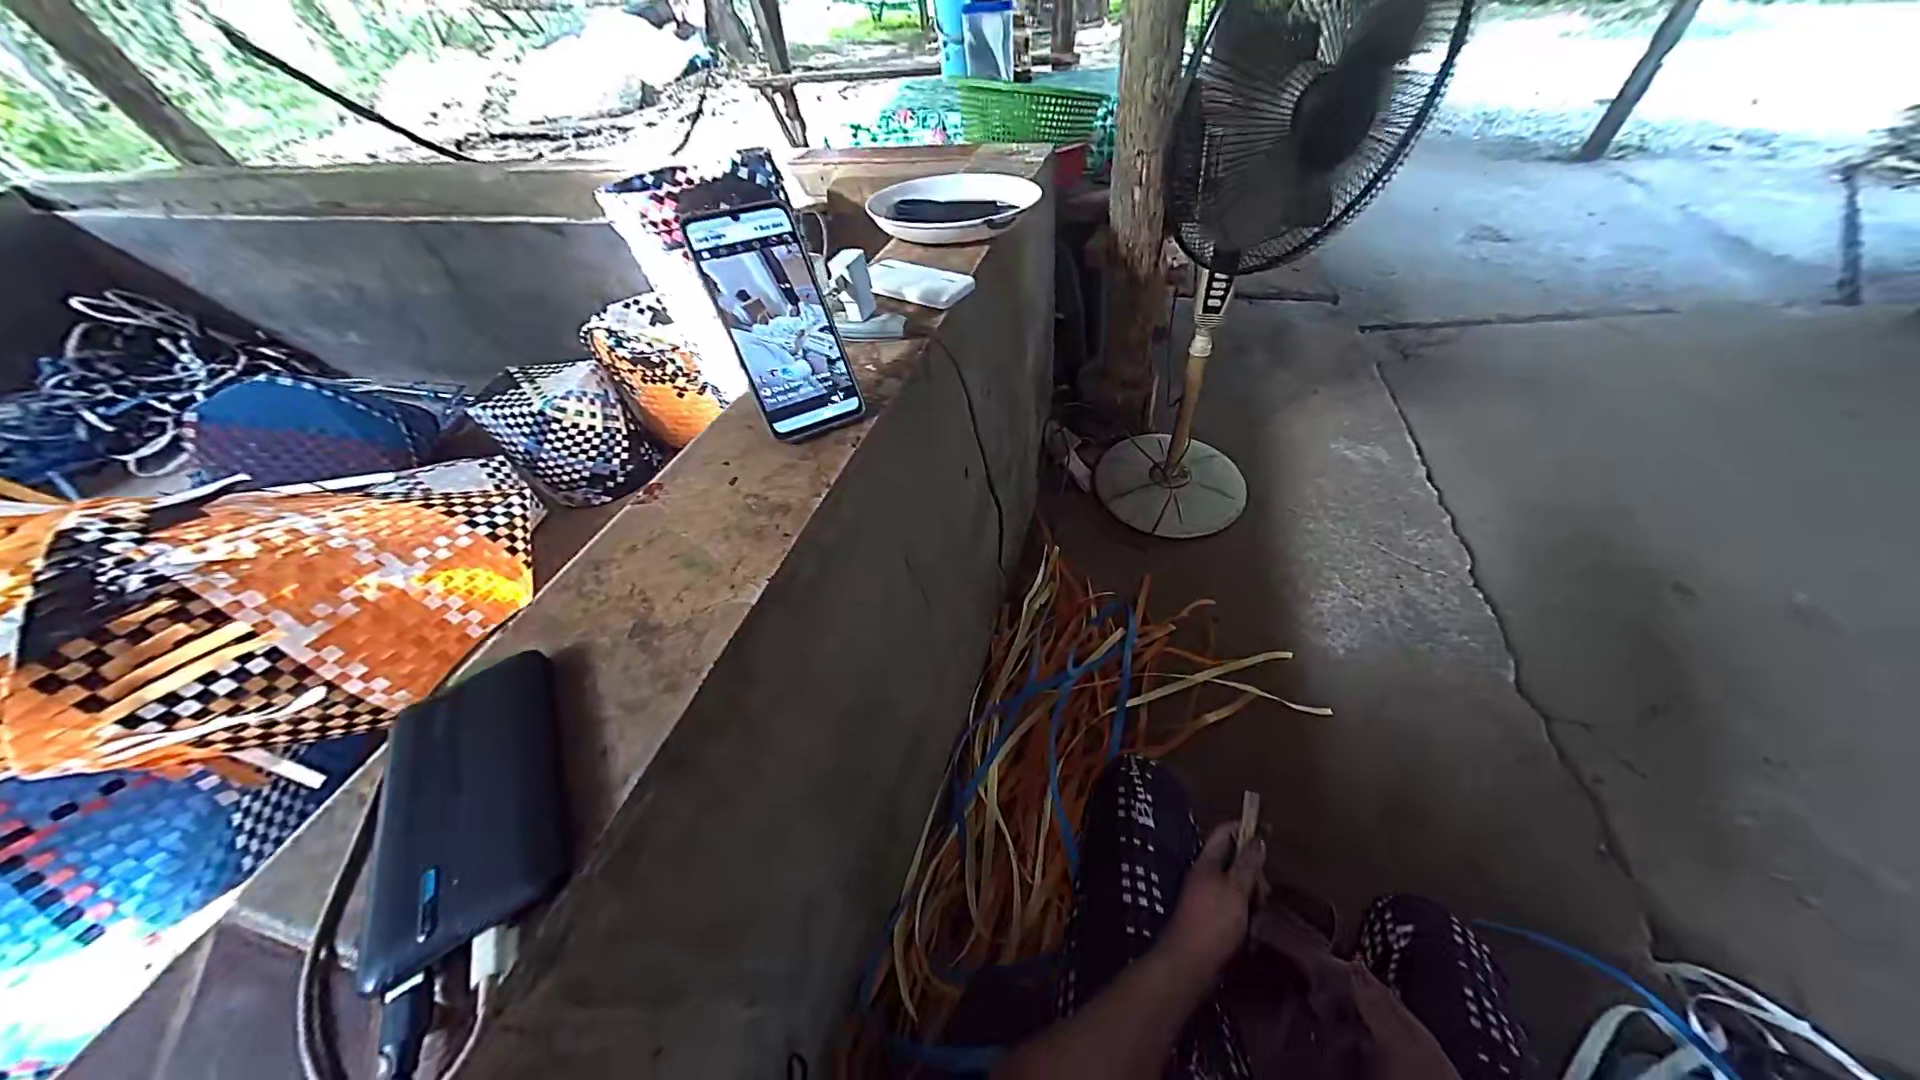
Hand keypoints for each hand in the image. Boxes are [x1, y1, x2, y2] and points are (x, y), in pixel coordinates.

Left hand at [1161, 822, 1265, 975]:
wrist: (1189, 962)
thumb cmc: (1213, 922)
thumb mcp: (1235, 890)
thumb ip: (1247, 864)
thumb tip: (1256, 837)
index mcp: (1207, 862)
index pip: (1225, 833)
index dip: (1245, 828)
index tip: (1269, 830)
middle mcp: (1204, 874)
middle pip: (1234, 859)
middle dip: (1253, 870)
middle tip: (1263, 891)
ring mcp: (1206, 894)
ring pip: (1236, 883)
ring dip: (1251, 892)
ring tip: (1259, 910)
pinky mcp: (1210, 915)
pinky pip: (1233, 902)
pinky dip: (1245, 908)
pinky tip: (1252, 924)